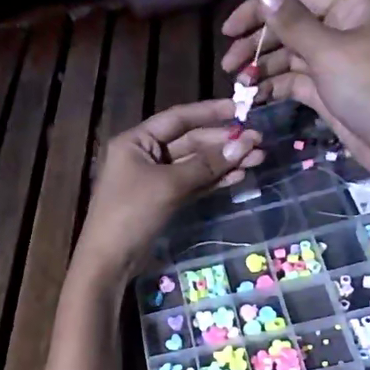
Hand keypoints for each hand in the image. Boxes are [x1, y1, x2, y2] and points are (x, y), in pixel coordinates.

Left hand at [74, 99, 262, 279]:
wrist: (110, 259)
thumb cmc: (132, 213)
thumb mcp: (169, 185)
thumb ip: (206, 165)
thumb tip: (244, 145)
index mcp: (137, 141)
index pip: (178, 118)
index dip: (210, 112)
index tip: (241, 110)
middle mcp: (146, 155)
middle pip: (190, 142)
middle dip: (223, 142)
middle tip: (258, 142)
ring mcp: (155, 179)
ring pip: (195, 165)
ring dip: (224, 162)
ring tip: (257, 159)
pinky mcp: (164, 200)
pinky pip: (193, 184)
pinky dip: (214, 181)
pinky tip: (237, 176)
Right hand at [220, 0, 369, 178]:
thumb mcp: (329, 51)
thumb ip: (292, 23)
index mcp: (349, 7)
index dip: (259, 9)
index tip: (228, 31)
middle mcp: (342, 29)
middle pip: (290, 27)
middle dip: (257, 44)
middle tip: (229, 66)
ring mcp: (336, 62)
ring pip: (290, 57)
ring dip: (263, 69)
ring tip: (239, 86)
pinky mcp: (330, 92)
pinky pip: (296, 82)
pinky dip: (275, 87)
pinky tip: (254, 97)